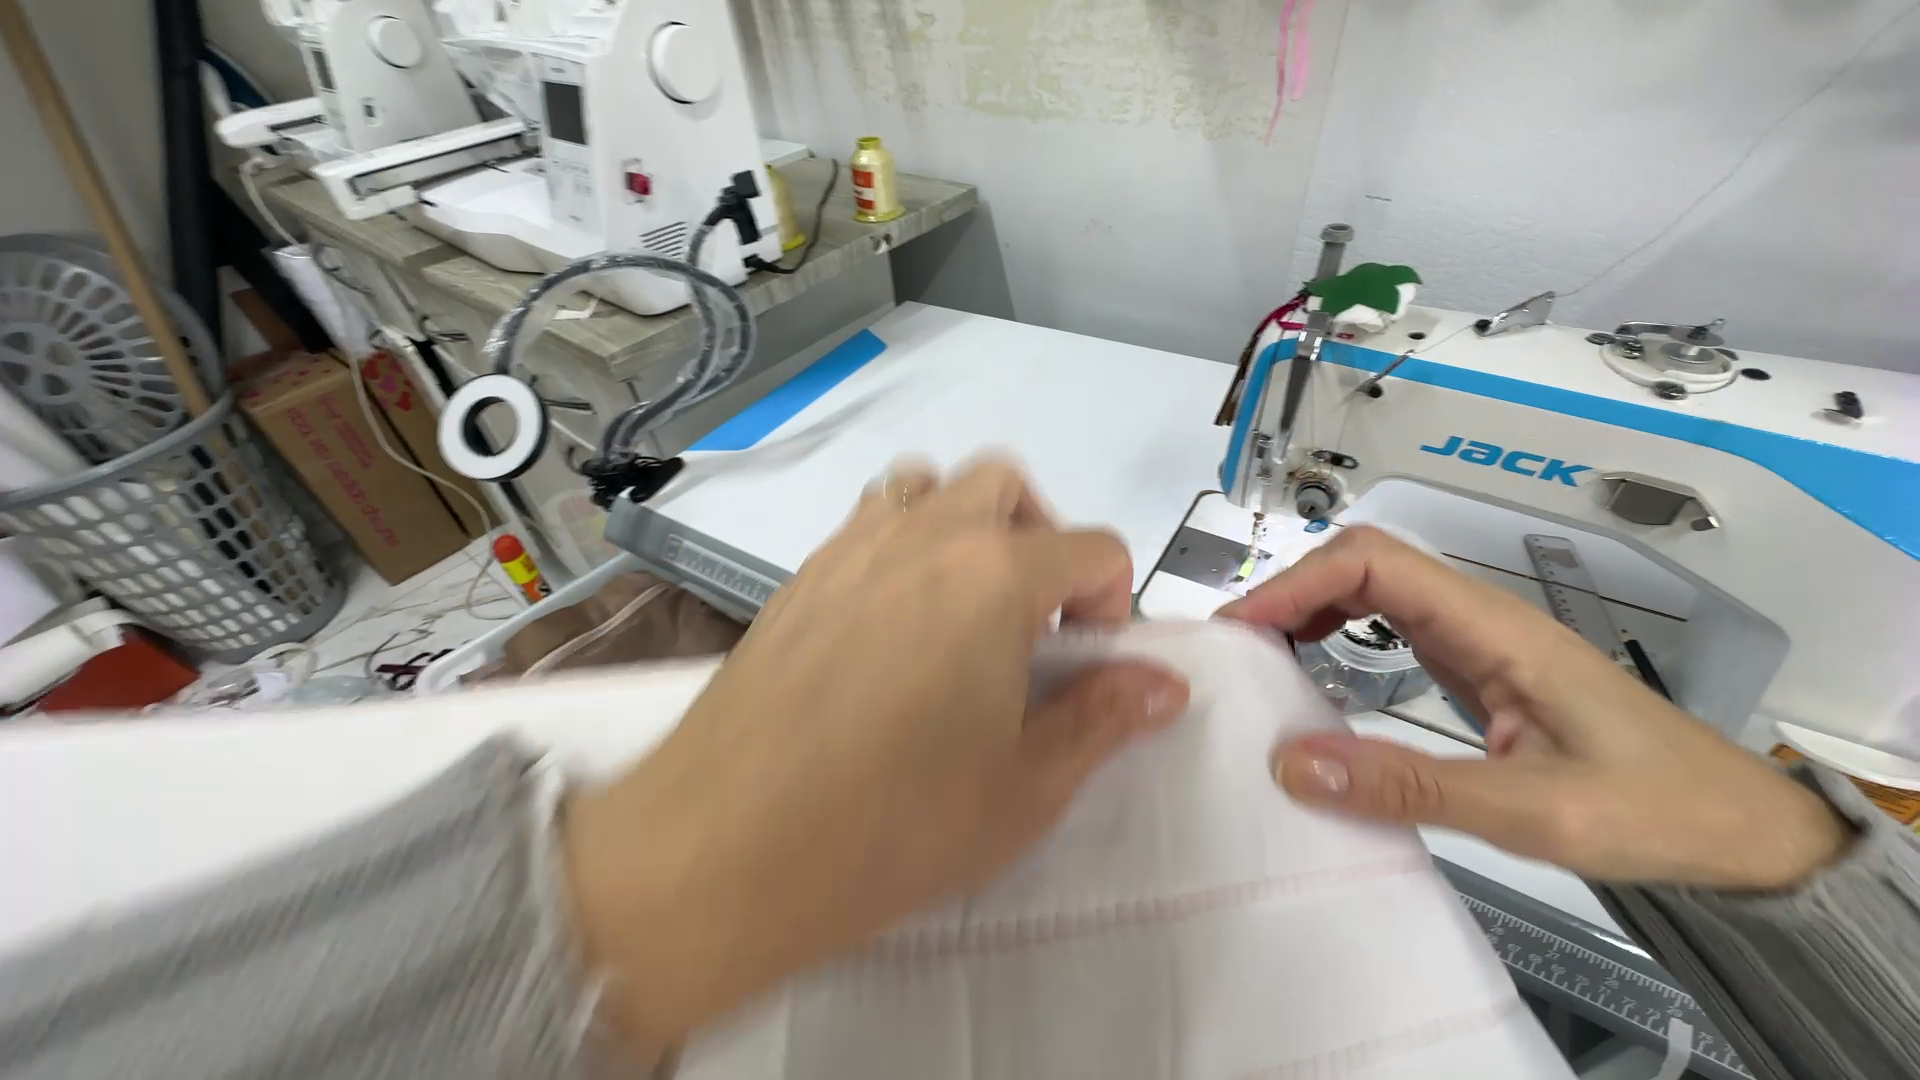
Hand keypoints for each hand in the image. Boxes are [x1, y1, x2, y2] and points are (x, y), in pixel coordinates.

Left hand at [564, 462, 1188, 1045]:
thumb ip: (1104, 717)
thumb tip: (1165, 682)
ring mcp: (850, 549)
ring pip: (925, 487)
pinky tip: (888, 629)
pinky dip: (899, 545)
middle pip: (1004, 484)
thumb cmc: (896, 823)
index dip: (1113, 601)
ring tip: (961, 607)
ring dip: (962, 525)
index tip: (1090, 661)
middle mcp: (923, 537)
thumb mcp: (1027, 786)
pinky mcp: (798, 577)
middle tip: (1031, 618)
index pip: (1092, 547)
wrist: (728, 846)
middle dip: (1040, 536)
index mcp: (994, 575)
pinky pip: (865, 524)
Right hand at [1219, 525, 1849, 890]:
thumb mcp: (1533, 813)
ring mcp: (1475, 635)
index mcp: (1495, 628)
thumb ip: (1410, 787)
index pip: (1375, 563)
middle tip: (1238, 644)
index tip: (1241, 628)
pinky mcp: (1471, 661)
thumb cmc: (1657, 811)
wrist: (1743, 833)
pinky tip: (1312, 663)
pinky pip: (1386, 621)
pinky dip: (1334, 629)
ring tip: (1261, 653)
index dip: (1298, 582)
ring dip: (1308, 605)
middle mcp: (1478, 616)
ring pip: (1371, 585)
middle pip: (1365, 560)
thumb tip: (1291, 763)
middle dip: (1292, 589)